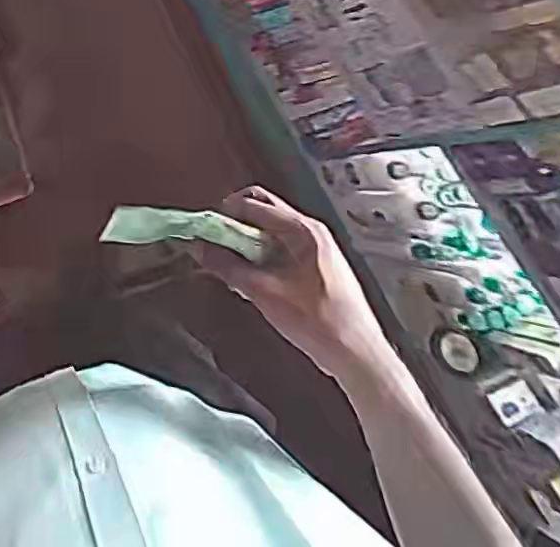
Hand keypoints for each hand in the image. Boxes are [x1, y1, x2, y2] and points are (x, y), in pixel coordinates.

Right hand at [191, 185, 390, 379]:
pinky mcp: (318, 263)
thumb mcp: (264, 294)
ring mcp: (317, 245)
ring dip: (247, 239)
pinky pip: (282, 244)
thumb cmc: (319, 323)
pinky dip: (262, 252)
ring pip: (272, 227)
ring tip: (232, 263)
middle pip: (264, 208)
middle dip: (235, 221)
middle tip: (215, 241)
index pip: (253, 204)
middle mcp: (311, 230)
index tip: (204, 229)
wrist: (360, 357)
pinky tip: (254, 277)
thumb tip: (198, 248)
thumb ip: (227, 267)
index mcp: (302, 230)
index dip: (223, 214)